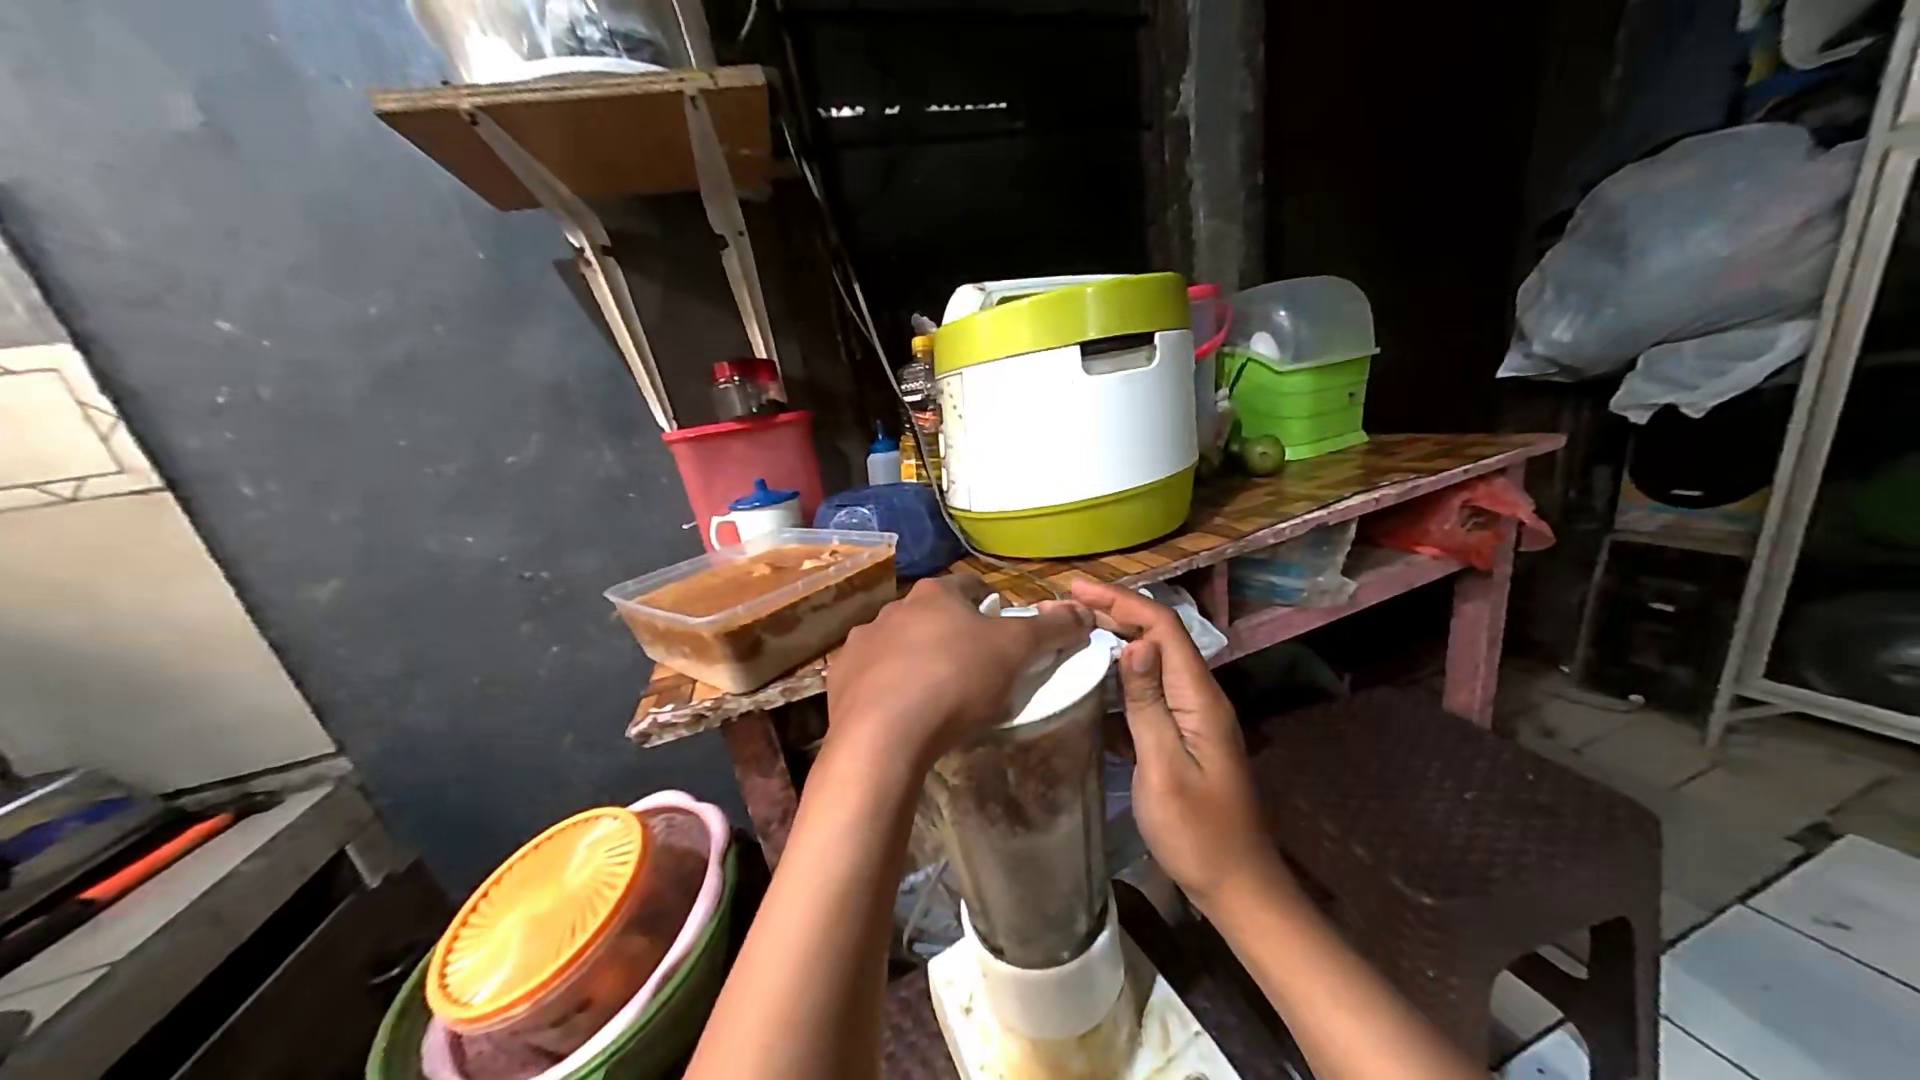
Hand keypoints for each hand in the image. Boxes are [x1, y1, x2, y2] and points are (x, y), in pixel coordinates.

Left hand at [826, 576, 1092, 770]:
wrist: (882, 736)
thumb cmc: (955, 681)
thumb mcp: (1015, 652)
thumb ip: (1052, 629)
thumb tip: (1083, 612)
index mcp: (934, 594)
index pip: (971, 588)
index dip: (993, 608)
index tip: (1005, 638)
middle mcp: (893, 609)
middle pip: (933, 616)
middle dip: (953, 636)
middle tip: (975, 671)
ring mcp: (862, 643)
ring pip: (899, 645)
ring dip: (917, 660)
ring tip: (935, 696)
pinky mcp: (840, 678)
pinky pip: (872, 676)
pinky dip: (887, 687)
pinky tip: (901, 713)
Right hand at [1069, 580, 1285, 909]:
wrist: (1236, 883)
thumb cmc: (1197, 832)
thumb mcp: (1164, 767)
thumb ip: (1148, 704)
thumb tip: (1133, 644)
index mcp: (1199, 697)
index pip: (1162, 627)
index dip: (1121, 601)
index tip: (1076, 589)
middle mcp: (1199, 695)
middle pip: (1158, 635)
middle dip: (1113, 612)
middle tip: (1063, 606)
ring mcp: (1192, 714)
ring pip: (1152, 658)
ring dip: (1114, 637)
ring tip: (1071, 629)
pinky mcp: (1182, 732)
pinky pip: (1149, 687)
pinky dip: (1119, 671)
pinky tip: (1091, 674)